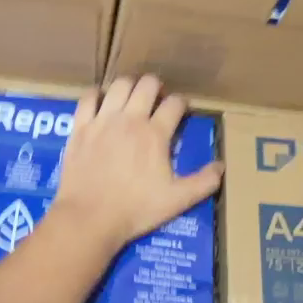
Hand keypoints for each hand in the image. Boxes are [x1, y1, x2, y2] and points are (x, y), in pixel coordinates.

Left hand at [51, 74, 223, 251]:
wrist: (89, 217)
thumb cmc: (135, 209)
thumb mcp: (177, 200)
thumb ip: (203, 182)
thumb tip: (221, 166)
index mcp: (155, 134)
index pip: (175, 104)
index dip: (182, 104)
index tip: (181, 111)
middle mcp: (130, 119)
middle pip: (147, 85)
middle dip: (156, 87)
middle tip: (156, 100)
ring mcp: (103, 120)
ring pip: (119, 85)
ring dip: (129, 86)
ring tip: (131, 97)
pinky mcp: (80, 127)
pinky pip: (88, 98)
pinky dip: (97, 95)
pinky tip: (101, 102)